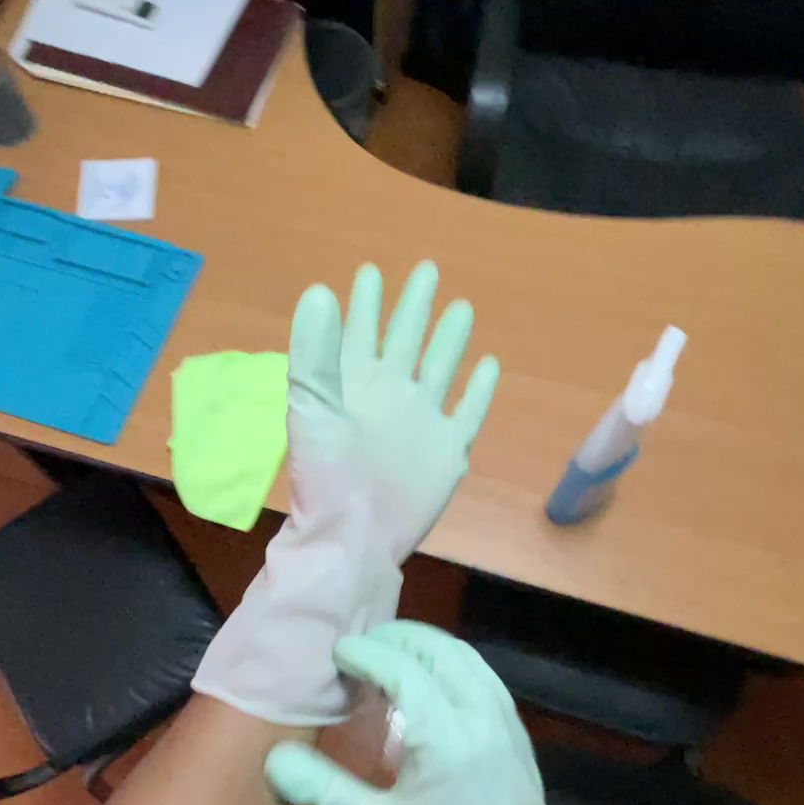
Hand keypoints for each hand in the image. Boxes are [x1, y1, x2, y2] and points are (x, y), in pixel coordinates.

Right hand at [266, 622, 695, 804]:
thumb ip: (325, 791)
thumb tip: (276, 759)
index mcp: (448, 739)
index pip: (405, 671)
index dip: (369, 654)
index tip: (339, 653)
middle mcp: (482, 717)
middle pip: (440, 651)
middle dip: (398, 639)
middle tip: (362, 646)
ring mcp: (506, 722)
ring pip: (466, 658)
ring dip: (426, 646)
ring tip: (391, 653)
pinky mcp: (517, 731)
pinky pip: (483, 675)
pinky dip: (450, 663)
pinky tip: (429, 678)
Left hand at [287, 262, 499, 563]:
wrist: (354, 535)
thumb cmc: (328, 475)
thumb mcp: (312, 406)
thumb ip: (314, 353)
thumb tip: (317, 291)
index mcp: (356, 384)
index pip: (361, 332)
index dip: (366, 303)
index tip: (371, 271)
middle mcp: (391, 396)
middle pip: (407, 340)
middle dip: (414, 306)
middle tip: (426, 268)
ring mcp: (422, 422)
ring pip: (440, 367)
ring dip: (449, 339)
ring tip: (460, 306)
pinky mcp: (447, 449)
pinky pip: (469, 412)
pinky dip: (480, 390)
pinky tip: (490, 365)